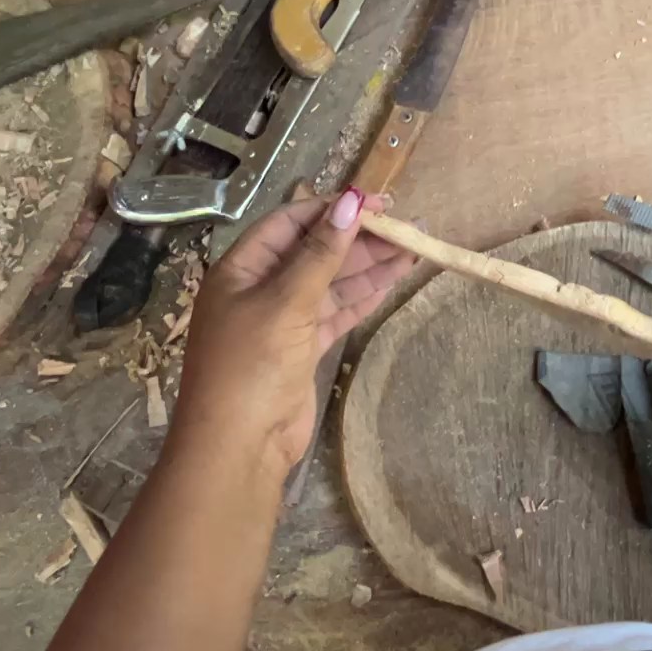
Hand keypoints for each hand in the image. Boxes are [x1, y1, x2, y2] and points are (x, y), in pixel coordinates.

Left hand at [174, 189, 415, 465]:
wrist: (239, 446)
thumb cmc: (251, 365)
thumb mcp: (285, 302)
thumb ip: (320, 254)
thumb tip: (349, 205)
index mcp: (241, 268)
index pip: (292, 223)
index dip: (333, 210)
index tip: (377, 204)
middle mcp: (260, 288)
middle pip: (316, 252)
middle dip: (360, 240)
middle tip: (407, 228)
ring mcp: (282, 320)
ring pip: (331, 283)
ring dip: (369, 268)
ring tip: (412, 250)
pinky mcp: (302, 348)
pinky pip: (335, 313)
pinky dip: (362, 298)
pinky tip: (391, 282)